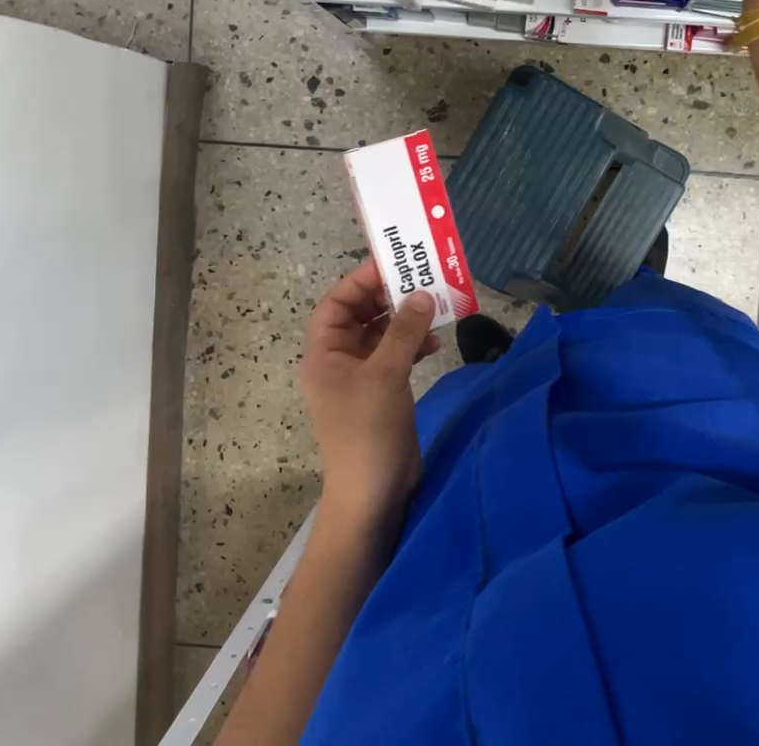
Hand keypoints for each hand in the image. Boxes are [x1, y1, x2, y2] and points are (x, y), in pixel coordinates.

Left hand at [298, 262, 440, 521]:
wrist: (373, 493)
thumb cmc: (368, 431)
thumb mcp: (386, 375)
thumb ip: (404, 331)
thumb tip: (422, 294)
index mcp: (323, 354)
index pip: (336, 304)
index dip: (360, 281)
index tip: (392, 264)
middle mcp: (338, 362)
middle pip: (360, 317)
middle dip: (389, 299)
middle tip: (421, 281)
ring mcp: (360, 379)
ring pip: (381, 336)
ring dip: (406, 322)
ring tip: (435, 309)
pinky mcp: (381, 394)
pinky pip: (395, 357)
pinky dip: (413, 346)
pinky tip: (435, 342)